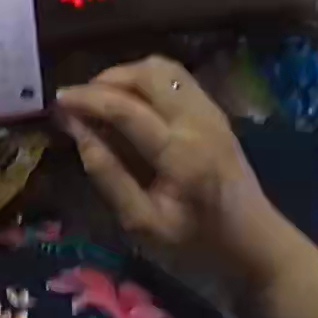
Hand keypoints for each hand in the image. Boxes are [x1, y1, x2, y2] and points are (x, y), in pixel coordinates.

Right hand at [56, 56, 276, 255]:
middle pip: (147, 74)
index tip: (58, 101)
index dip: (86, 99)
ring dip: (125, 75)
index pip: (125, 108)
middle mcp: (200, 124)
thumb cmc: (196, 245)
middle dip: (106, 79)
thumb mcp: (141, 223)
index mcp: (182, 157)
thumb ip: (106, 172)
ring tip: (104, 99)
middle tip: (83, 101)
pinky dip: (144, 79)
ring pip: (162, 68)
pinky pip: (174, 76)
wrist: (259, 249)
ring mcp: (212, 113)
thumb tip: (73, 127)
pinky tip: (130, 101)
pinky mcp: (215, 111)